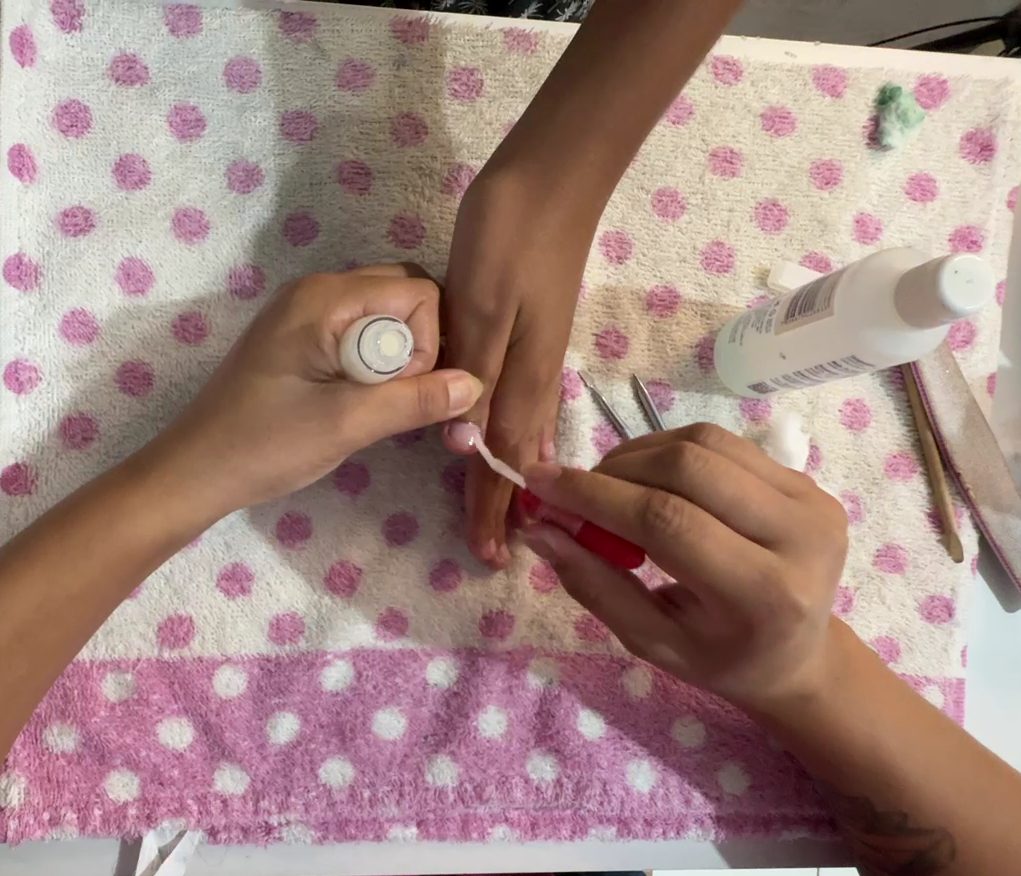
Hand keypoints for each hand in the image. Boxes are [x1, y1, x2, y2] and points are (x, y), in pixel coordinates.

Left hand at [156, 266, 481, 514]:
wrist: (196, 470)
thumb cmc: (266, 444)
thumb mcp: (346, 424)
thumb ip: (413, 400)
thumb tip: (472, 384)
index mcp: (325, 297)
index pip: (416, 290)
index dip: (428, 341)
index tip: (404, 392)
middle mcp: (315, 291)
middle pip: (400, 295)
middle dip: (416, 346)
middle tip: (395, 398)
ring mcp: (302, 313)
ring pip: (379, 318)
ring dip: (392, 359)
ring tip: (373, 404)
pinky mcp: (296, 340)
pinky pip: (354, 335)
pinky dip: (369, 364)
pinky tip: (354, 401)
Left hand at [440, 164, 598, 569]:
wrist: (554, 174)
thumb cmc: (510, 235)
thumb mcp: (482, 306)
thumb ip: (474, 376)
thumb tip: (466, 444)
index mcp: (520, 376)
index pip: (504, 459)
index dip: (494, 506)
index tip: (491, 554)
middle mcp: (533, 375)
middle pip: (517, 453)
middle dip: (507, 503)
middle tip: (497, 548)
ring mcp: (532, 354)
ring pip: (519, 431)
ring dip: (509, 474)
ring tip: (504, 513)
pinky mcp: (525, 334)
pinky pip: (516, 403)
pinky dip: (509, 435)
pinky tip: (501, 441)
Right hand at [519, 424, 850, 713]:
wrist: (796, 654)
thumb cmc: (714, 656)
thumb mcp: (647, 640)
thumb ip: (593, 583)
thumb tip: (538, 528)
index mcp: (762, 593)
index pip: (665, 520)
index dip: (594, 496)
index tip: (539, 484)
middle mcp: (799, 536)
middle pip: (687, 468)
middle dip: (612, 472)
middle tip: (572, 493)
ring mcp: (811, 500)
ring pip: (702, 444)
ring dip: (636, 456)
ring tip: (608, 489)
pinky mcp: (807, 481)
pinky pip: (720, 444)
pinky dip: (666, 452)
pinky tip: (646, 481)